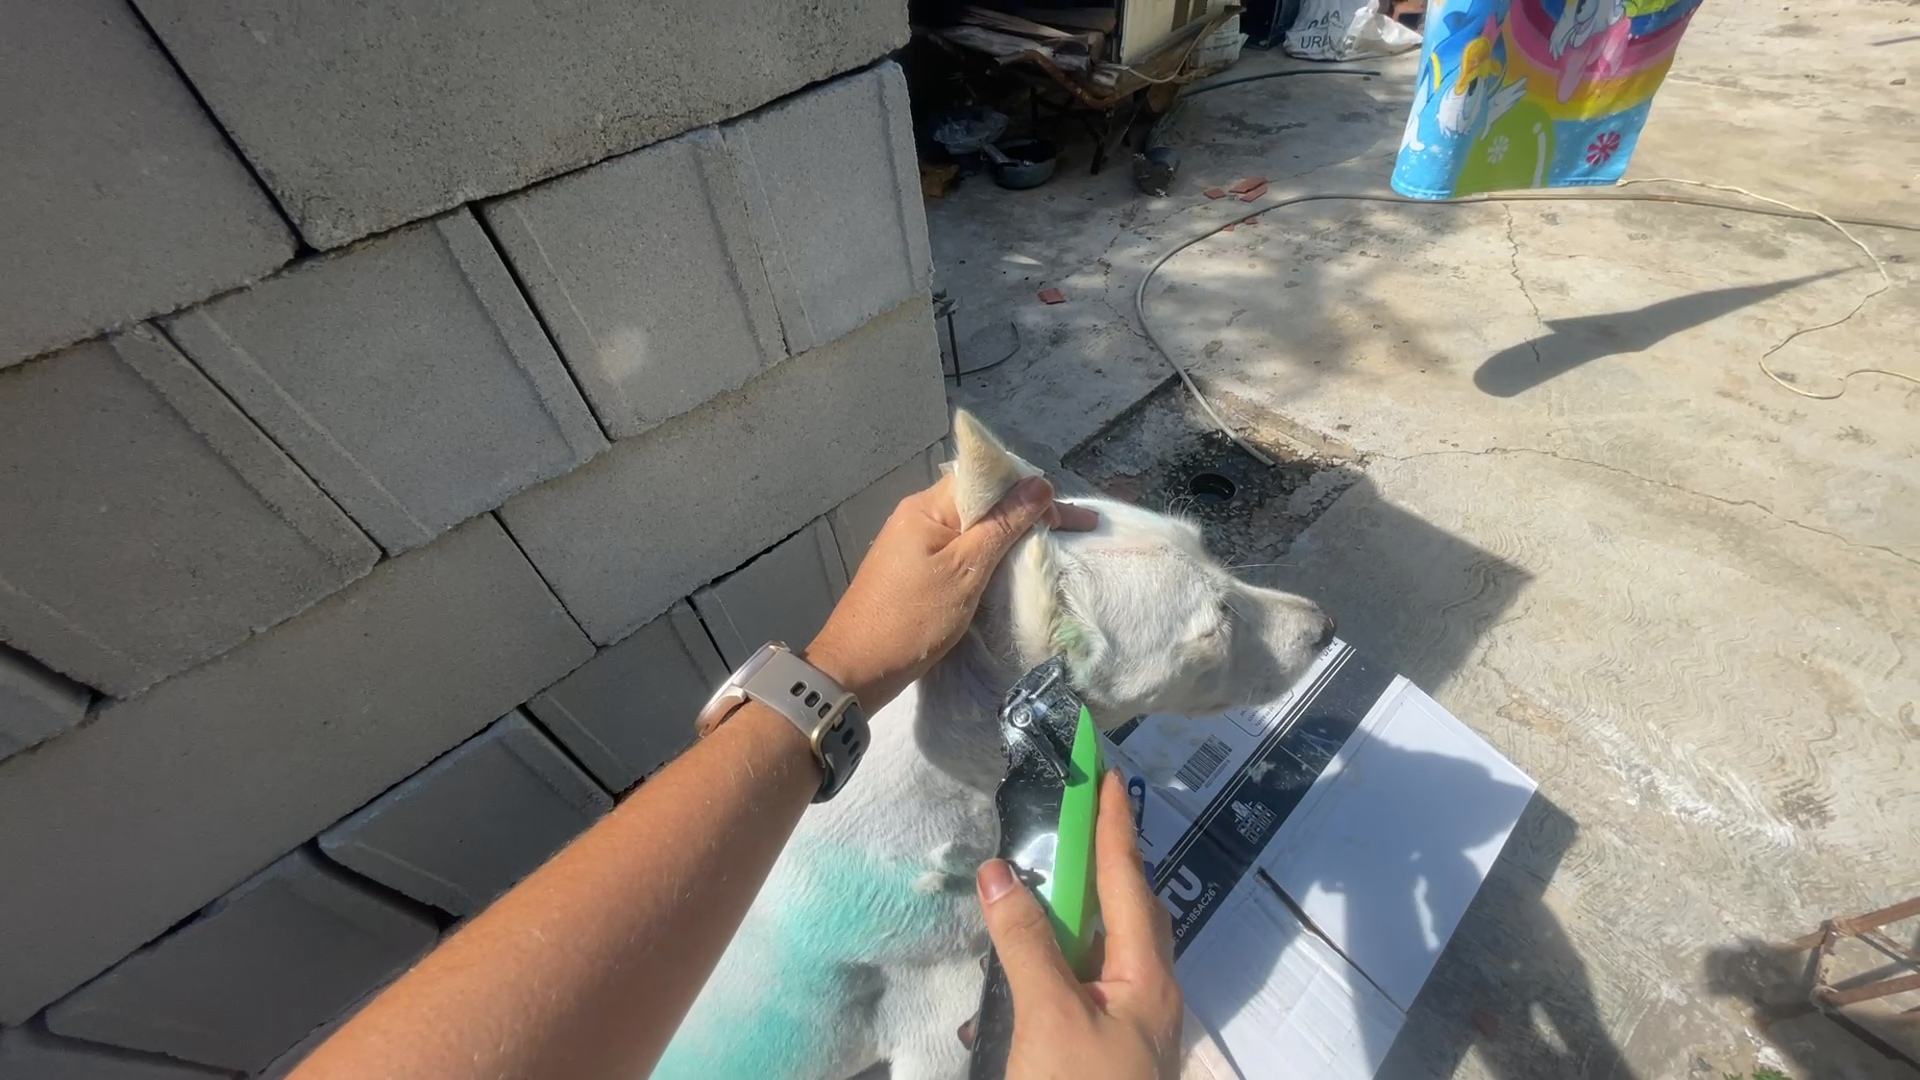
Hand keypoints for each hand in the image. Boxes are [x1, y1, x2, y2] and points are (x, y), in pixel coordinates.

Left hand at [804, 475, 1096, 711]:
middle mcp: (920, 514)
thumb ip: (1003, 525)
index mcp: (928, 507)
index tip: (1065, 518)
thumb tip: (1040, 484)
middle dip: (1029, 511)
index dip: (1030, 490)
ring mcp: (915, 540)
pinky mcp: (915, 566)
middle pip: (984, 499)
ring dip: (1012, 532)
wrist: (856, 669)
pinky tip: (1013, 564)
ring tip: (1052, 545)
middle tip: (1075, 531)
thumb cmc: (912, 619)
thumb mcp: (965, 571)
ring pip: (974, 524)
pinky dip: (990, 552)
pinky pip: (961, 547)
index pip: (988, 478)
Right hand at [976, 770, 1182, 1079]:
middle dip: (1105, 863)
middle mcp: (1147, 996)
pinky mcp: (1102, 1051)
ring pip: (1106, 948)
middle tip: (1075, 825)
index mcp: (1147, 978)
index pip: (1129, 879)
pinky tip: (1019, 972)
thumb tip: (1000, 870)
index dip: (1117, 822)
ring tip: (1041, 888)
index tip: (1111, 773)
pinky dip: (1055, 962)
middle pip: (1130, 910)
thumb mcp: (1050, 1019)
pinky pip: (1082, 985)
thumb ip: (1026, 941)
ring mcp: (1127, 1027)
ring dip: (1075, 914)